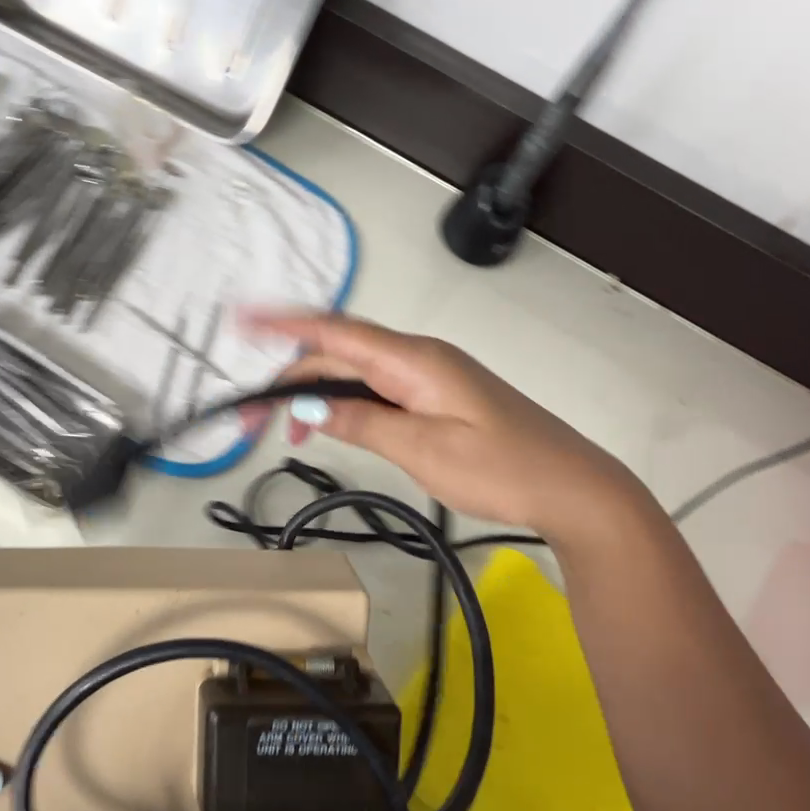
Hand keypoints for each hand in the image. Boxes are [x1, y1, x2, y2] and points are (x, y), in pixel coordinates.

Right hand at [253, 311, 647, 537]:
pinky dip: (342, 404)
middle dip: (289, 379)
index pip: (336, 333)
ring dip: (313, 394)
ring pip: (354, 372)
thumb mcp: (424, 450)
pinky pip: (374, 388)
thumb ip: (363, 422)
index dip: (284, 326)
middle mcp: (417, 358)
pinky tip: (326, 426)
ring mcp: (427, 376)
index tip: (241, 324)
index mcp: (413, 361)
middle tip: (249, 419)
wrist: (568, 486)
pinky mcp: (434, 397)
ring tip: (282, 432)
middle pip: (339, 353)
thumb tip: (308, 406)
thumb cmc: (501, 468)